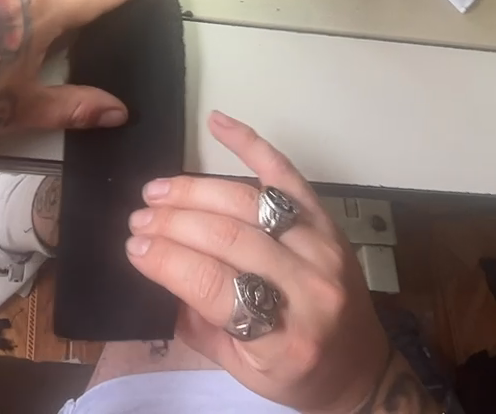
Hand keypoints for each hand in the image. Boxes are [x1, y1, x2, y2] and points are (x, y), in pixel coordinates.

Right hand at [125, 112, 431, 413]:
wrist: (361, 366)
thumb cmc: (296, 373)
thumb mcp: (241, 367)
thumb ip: (196, 318)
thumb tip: (152, 262)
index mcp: (285, 336)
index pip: (214, 284)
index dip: (167, 260)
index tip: (134, 245)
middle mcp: (308, 285)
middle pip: (227, 236)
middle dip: (173, 222)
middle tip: (138, 217)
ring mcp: (320, 244)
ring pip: (247, 201)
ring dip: (194, 190)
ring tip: (157, 191)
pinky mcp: (325, 217)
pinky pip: (284, 172)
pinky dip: (249, 142)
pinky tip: (216, 123)